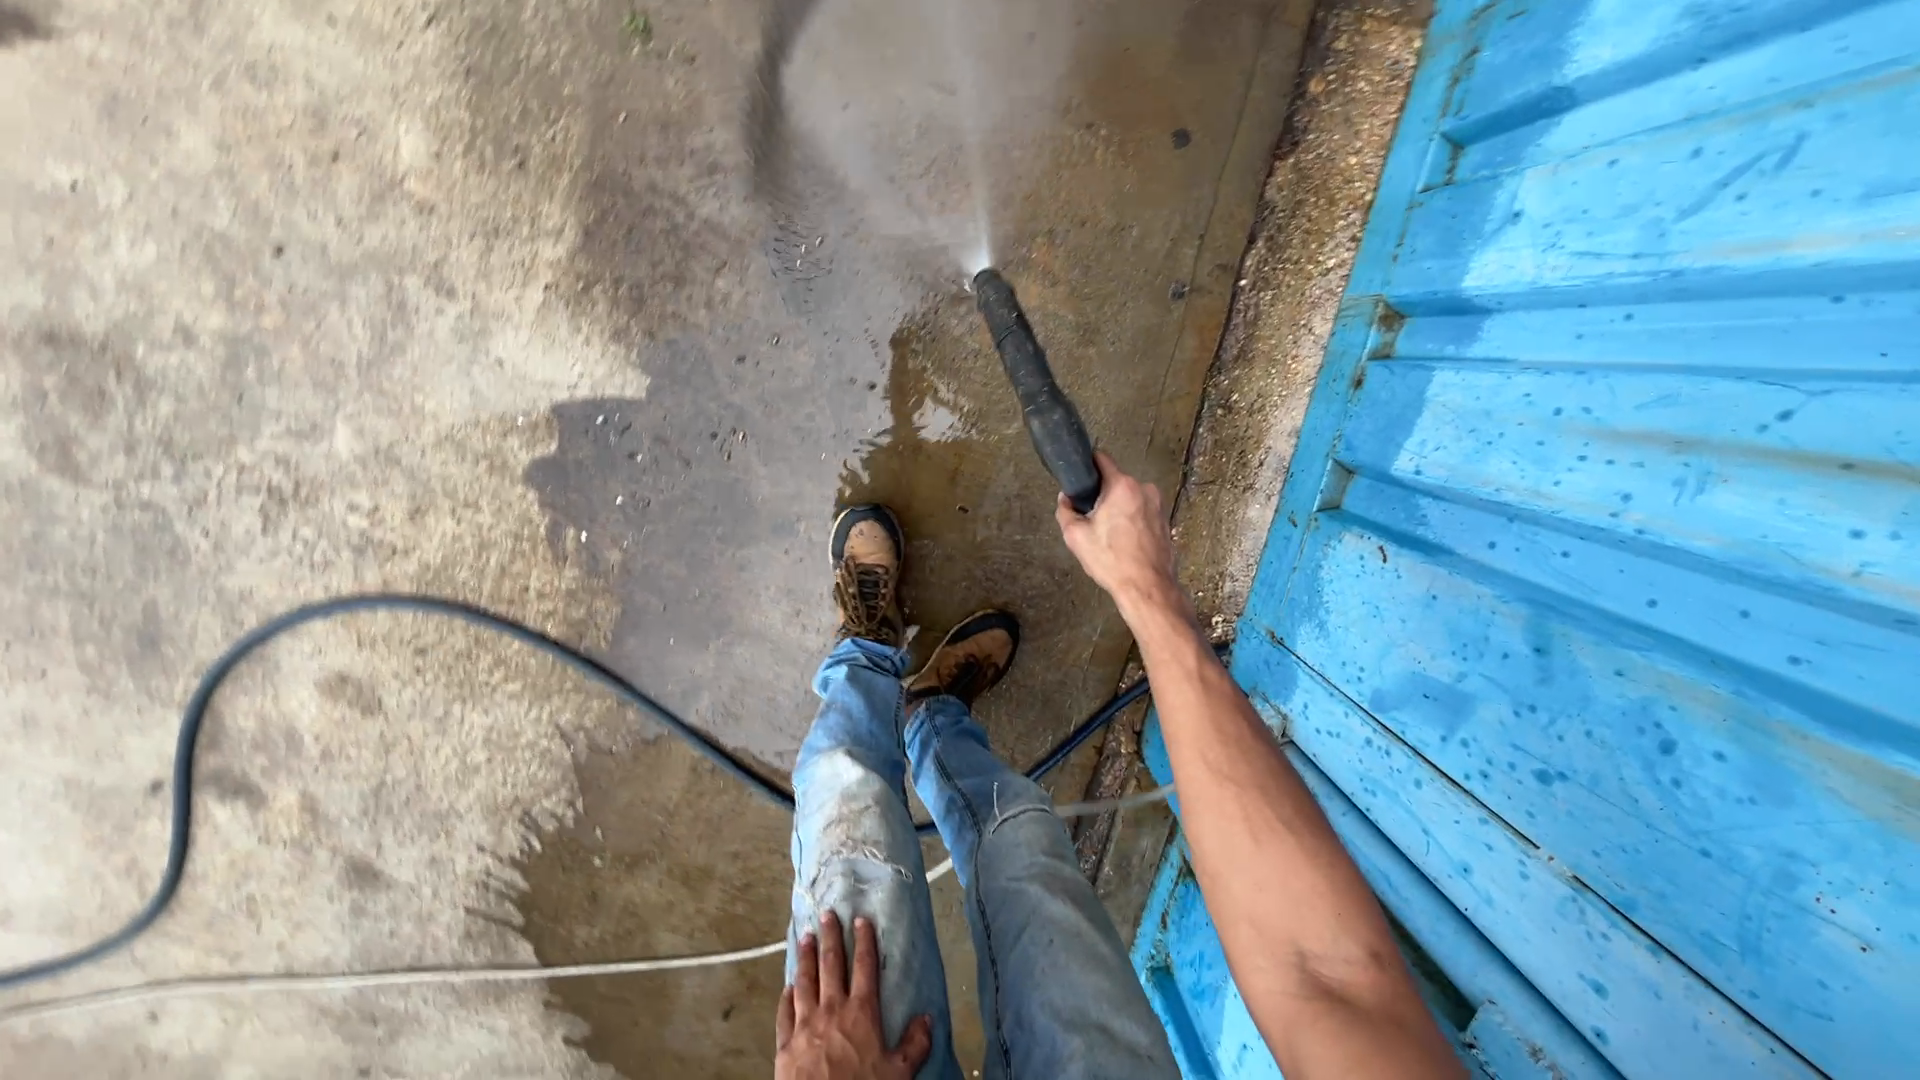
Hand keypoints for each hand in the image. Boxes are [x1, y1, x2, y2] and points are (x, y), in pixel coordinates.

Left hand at [776, 910, 932, 1079]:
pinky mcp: (785, 1044)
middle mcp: (832, 1010)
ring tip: (805, 938)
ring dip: (805, 958)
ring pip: (804, 982)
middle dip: (830, 937)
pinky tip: (786, 987)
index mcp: (861, 1012)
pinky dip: (786, 997)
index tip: (860, 920)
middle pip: (831, 965)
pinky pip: (784, 1013)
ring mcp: (805, 1025)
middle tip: (826, 914)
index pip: (864, 967)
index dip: (864, 941)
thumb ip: (915, 1044)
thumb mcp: (899, 1073)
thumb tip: (927, 1018)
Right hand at [1055, 452, 1181, 611]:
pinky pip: (1142, 512)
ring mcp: (1158, 504)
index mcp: (1122, 486)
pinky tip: (1124, 542)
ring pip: (1129, 498)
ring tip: (1109, 535)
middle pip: (1115, 482)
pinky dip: (1132, 521)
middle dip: (1102, 496)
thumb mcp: (1076, 536)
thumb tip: (1066, 499)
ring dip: (1118, 509)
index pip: (1102, 459)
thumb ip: (1065, 511)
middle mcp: (1144, 489)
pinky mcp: (1165, 520)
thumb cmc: (1112, 560)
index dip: (1087, 466)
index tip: (1079, 478)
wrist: (1147, 587)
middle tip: (1091, 519)